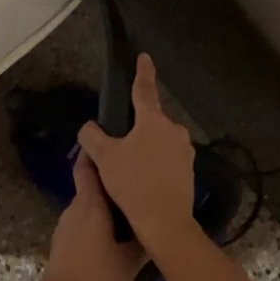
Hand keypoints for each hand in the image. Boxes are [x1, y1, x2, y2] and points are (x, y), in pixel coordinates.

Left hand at [41, 152, 148, 280]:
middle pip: (91, 185)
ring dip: (105, 205)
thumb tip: (158, 227)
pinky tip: (112, 235)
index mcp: (91, 204)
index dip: (96, 154)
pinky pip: (83, 221)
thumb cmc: (98, 276)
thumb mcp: (130, 261)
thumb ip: (144, 241)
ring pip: (88, 205)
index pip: (87, 167)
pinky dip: (97, 221)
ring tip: (129, 211)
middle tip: (133, 183)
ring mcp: (67, 223)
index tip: (112, 146)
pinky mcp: (64, 239)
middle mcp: (76, 207)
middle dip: (110, 182)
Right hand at [76, 54, 198, 249]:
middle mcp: (174, 130)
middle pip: (150, 120)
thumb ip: (92, 137)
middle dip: (137, 127)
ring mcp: (185, 151)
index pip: (144, 89)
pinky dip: (155, 163)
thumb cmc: (134, 183)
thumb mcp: (104, 158)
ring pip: (159, 141)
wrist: (166, 223)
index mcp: (153, 121)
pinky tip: (143, 179)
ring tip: (129, 167)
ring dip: (146, 147)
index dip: (142, 71)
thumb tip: (90, 127)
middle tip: (119, 144)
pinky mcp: (189, 171)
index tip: (144, 57)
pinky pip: (167, 158)